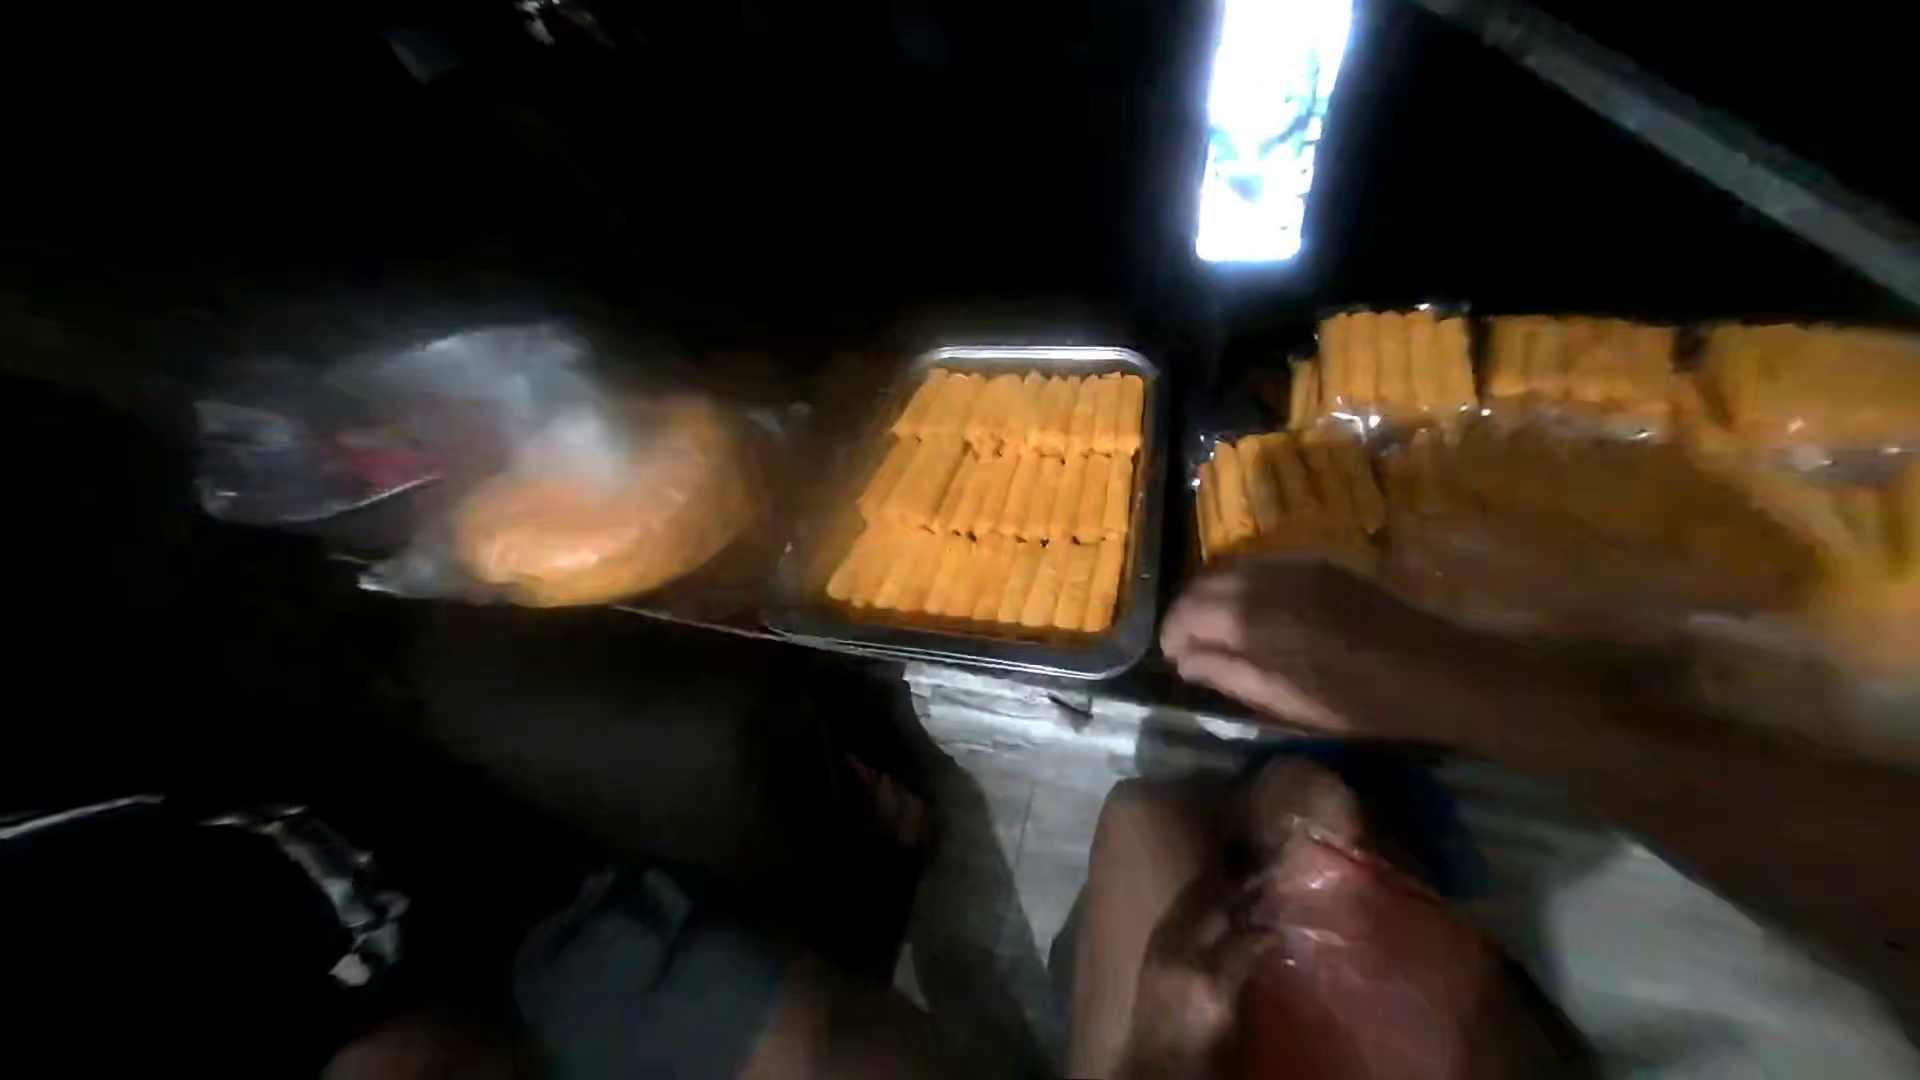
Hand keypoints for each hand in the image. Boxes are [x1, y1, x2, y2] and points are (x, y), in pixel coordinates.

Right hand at [1160, 561, 1588, 750]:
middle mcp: (1268, 581)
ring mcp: (1295, 568)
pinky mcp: (1317, 566)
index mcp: (1256, 619)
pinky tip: (1250, 613)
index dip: (1171, 633)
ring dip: (1209, 596)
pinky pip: (1258, 567)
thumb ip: (1226, 674)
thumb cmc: (1358, 702)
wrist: (1440, 674)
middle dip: (1185, 611)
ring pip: (1228, 569)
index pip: (1188, 611)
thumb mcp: (1283, 702)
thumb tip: (1183, 661)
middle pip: (1202, 582)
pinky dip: (1238, 586)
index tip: (1172, 657)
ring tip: (1214, 628)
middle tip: (1187, 644)